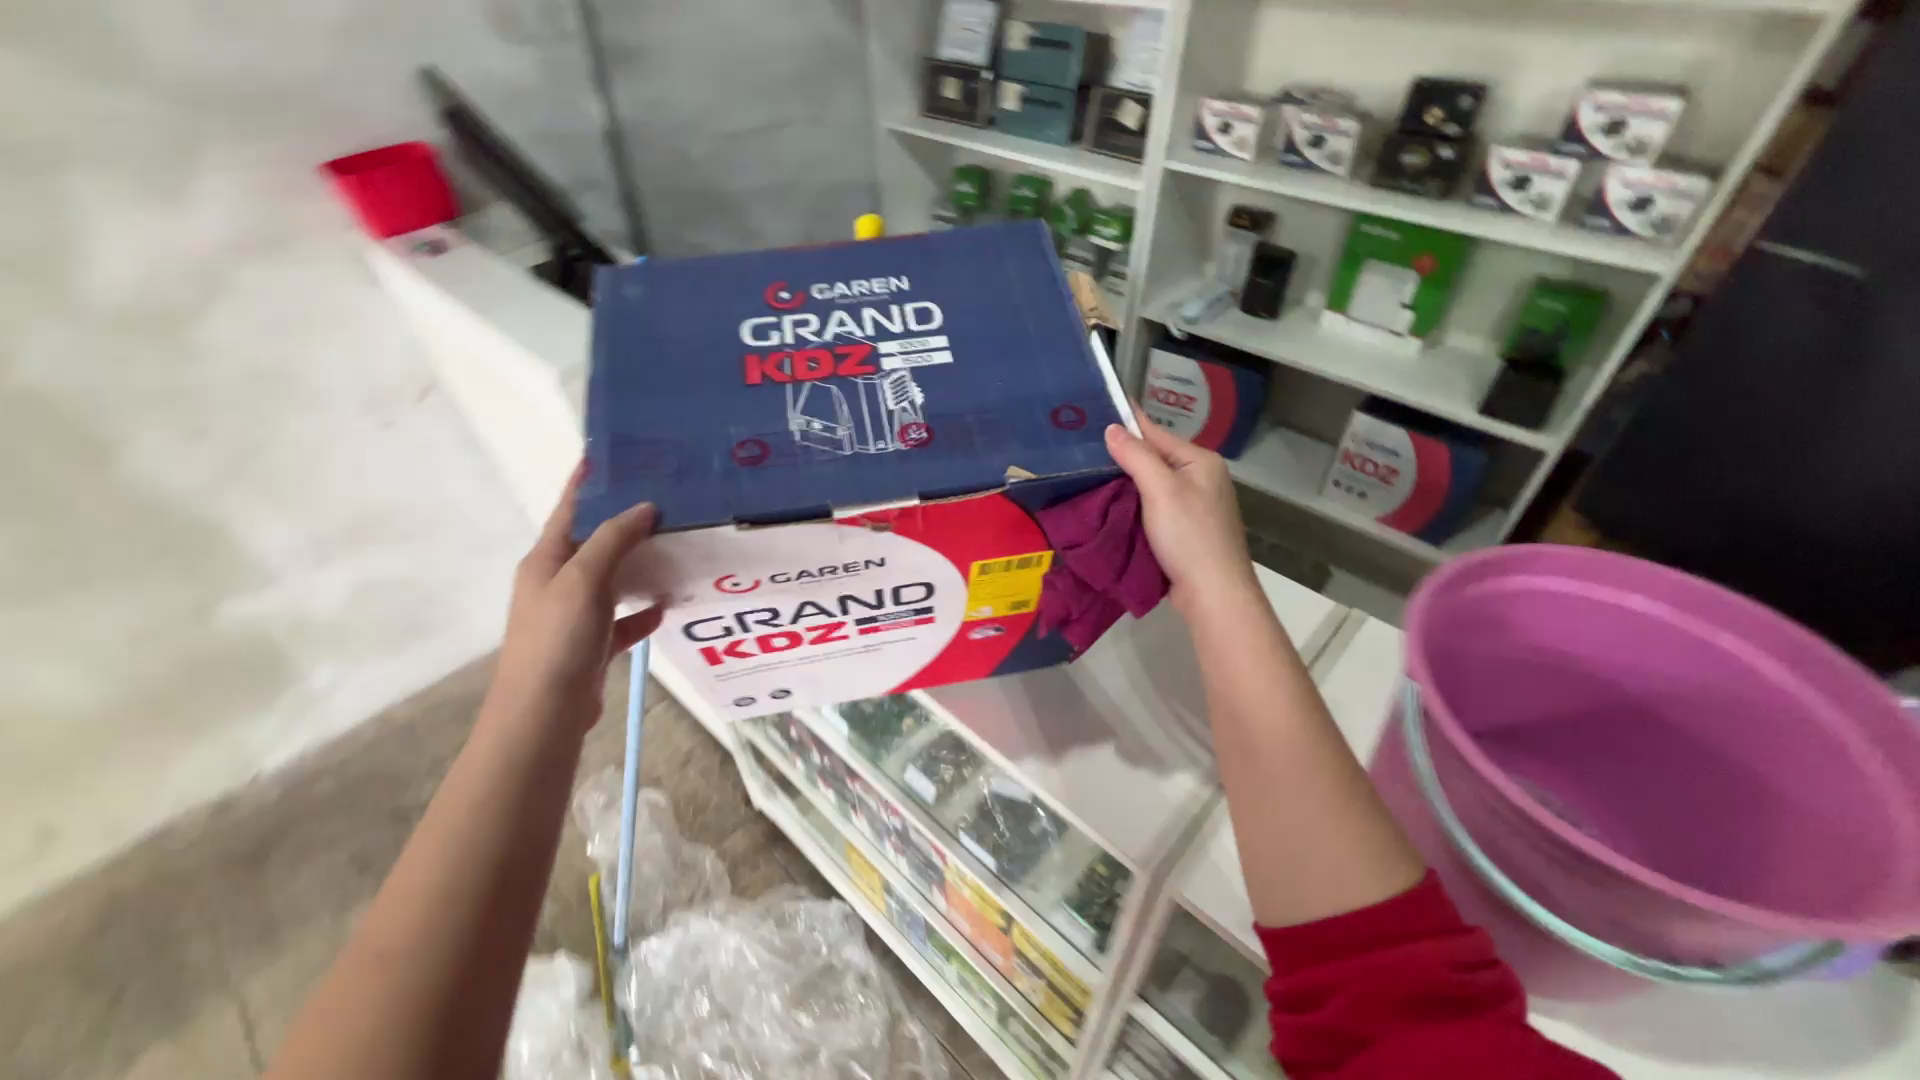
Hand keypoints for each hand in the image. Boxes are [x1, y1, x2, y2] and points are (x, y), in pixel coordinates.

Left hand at [488, 464, 663, 732]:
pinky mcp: (592, 644)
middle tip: (665, 499)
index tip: (612, 455)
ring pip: (611, 579)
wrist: (544, 711)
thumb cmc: (558, 638)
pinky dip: (642, 611)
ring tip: (675, 546)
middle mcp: (557, 582)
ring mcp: (574, 614)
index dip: (587, 482)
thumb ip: (613, 540)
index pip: (569, 509)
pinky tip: (666, 605)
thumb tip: (643, 507)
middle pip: (594, 542)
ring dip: (638, 565)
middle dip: (625, 521)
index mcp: (546, 560)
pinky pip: (622, 619)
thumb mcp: (583, 580)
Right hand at [1105, 416, 1258, 613]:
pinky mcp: (1187, 530)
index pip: (1157, 434)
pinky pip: (1156, 508)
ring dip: (1127, 483)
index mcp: (1201, 461)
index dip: (1126, 423)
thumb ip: (1136, 456)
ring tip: (1089, 474)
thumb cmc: (1189, 536)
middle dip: (1123, 456)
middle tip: (1082, 448)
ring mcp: (1196, 506)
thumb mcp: (1161, 489)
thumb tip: (1112, 427)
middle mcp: (1202, 478)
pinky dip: (1135, 505)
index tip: (1095, 410)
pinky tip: (1112, 506)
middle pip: (1155, 459)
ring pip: (1154, 485)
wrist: (1213, 593)